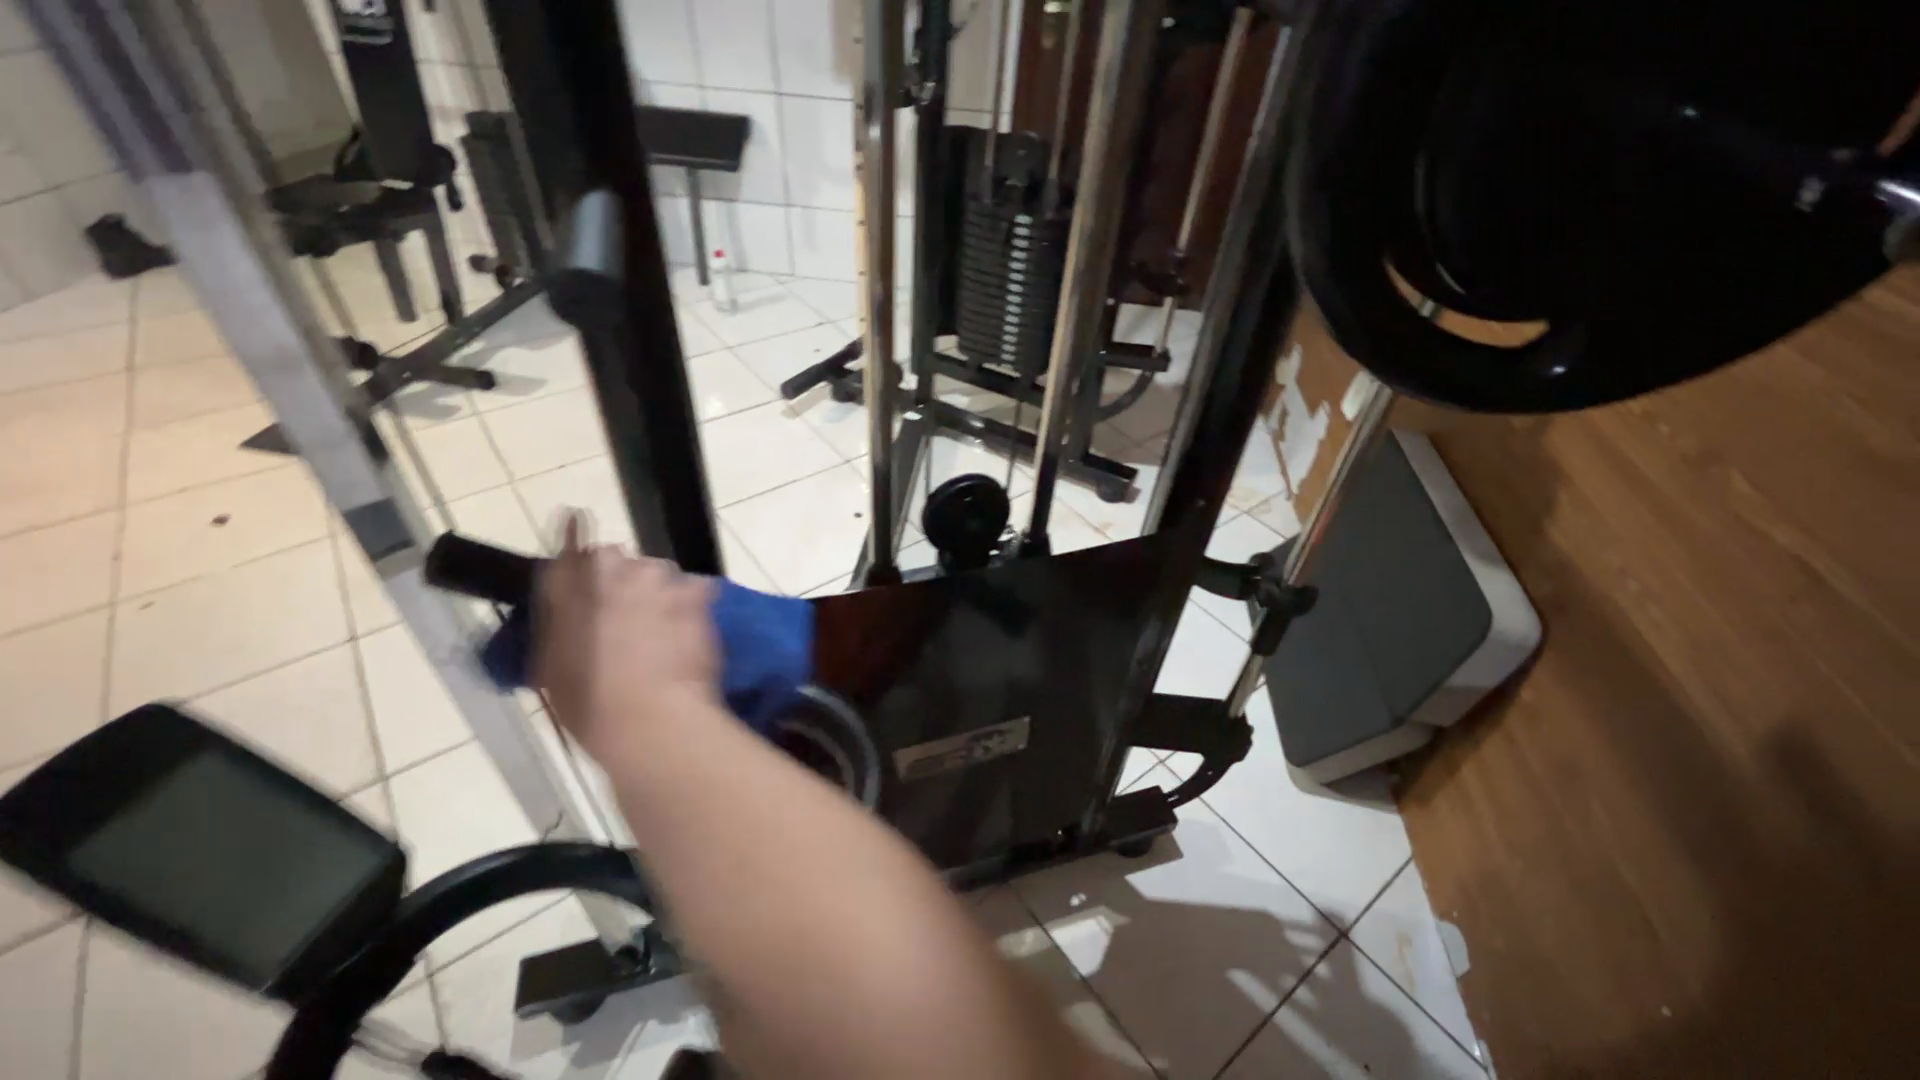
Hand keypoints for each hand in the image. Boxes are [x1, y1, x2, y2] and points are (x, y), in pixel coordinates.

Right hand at [533, 512, 720, 762]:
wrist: (649, 718)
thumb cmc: (590, 704)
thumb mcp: (551, 666)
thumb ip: (558, 623)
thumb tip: (565, 605)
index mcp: (569, 586)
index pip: (574, 554)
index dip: (586, 573)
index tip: (593, 591)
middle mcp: (611, 569)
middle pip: (620, 561)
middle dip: (624, 583)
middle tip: (628, 620)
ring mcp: (656, 577)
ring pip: (659, 573)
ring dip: (660, 592)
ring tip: (663, 629)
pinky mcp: (694, 591)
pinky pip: (696, 587)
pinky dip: (694, 603)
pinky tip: (691, 630)